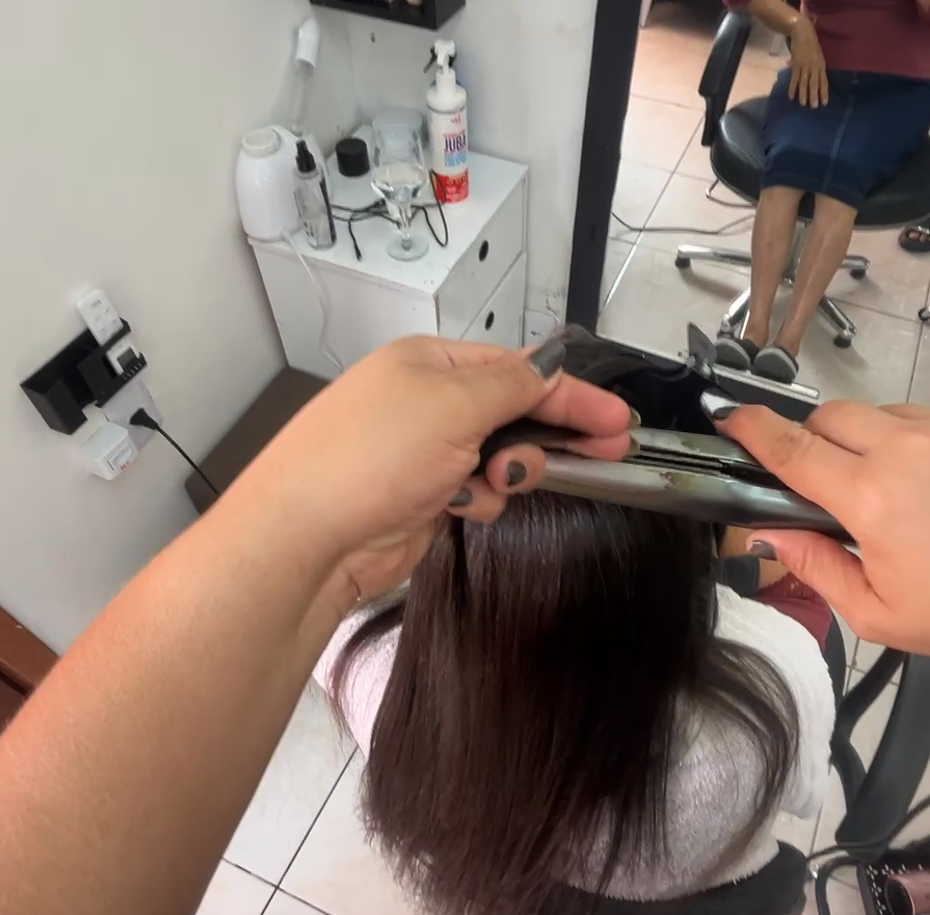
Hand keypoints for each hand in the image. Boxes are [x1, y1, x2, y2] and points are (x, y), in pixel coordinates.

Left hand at [231, 336, 633, 605]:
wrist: (310, 537)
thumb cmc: (375, 455)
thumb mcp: (452, 404)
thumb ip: (513, 385)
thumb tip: (550, 366)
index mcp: (431, 363)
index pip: (519, 370)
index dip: (572, 393)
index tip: (618, 420)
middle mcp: (430, 404)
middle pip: (515, 413)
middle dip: (553, 434)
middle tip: (609, 452)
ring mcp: (428, 454)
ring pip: (503, 458)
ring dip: (507, 472)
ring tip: (487, 482)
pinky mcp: (428, 498)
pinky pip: (481, 492)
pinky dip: (479, 499)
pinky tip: (458, 506)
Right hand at [716, 401, 929, 674]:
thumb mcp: (882, 616)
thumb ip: (815, 567)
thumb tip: (770, 532)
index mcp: (872, 497)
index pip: (790, 447)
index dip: (751, 428)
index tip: (729, 418)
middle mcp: (911, 445)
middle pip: (832, 414)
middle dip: (814, 438)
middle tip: (831, 483)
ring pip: (889, 414)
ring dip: (874, 443)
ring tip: (909, 496)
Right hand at [787, 19, 827, 107]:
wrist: (803, 32)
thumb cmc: (810, 44)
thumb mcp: (817, 55)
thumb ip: (816, 67)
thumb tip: (813, 79)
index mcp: (821, 64)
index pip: (824, 81)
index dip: (824, 92)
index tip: (825, 103)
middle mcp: (814, 66)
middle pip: (815, 83)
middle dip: (815, 95)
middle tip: (814, 107)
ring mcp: (805, 66)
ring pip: (805, 83)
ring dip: (804, 94)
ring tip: (803, 104)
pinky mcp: (796, 65)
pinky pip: (795, 79)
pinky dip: (793, 88)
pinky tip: (791, 97)